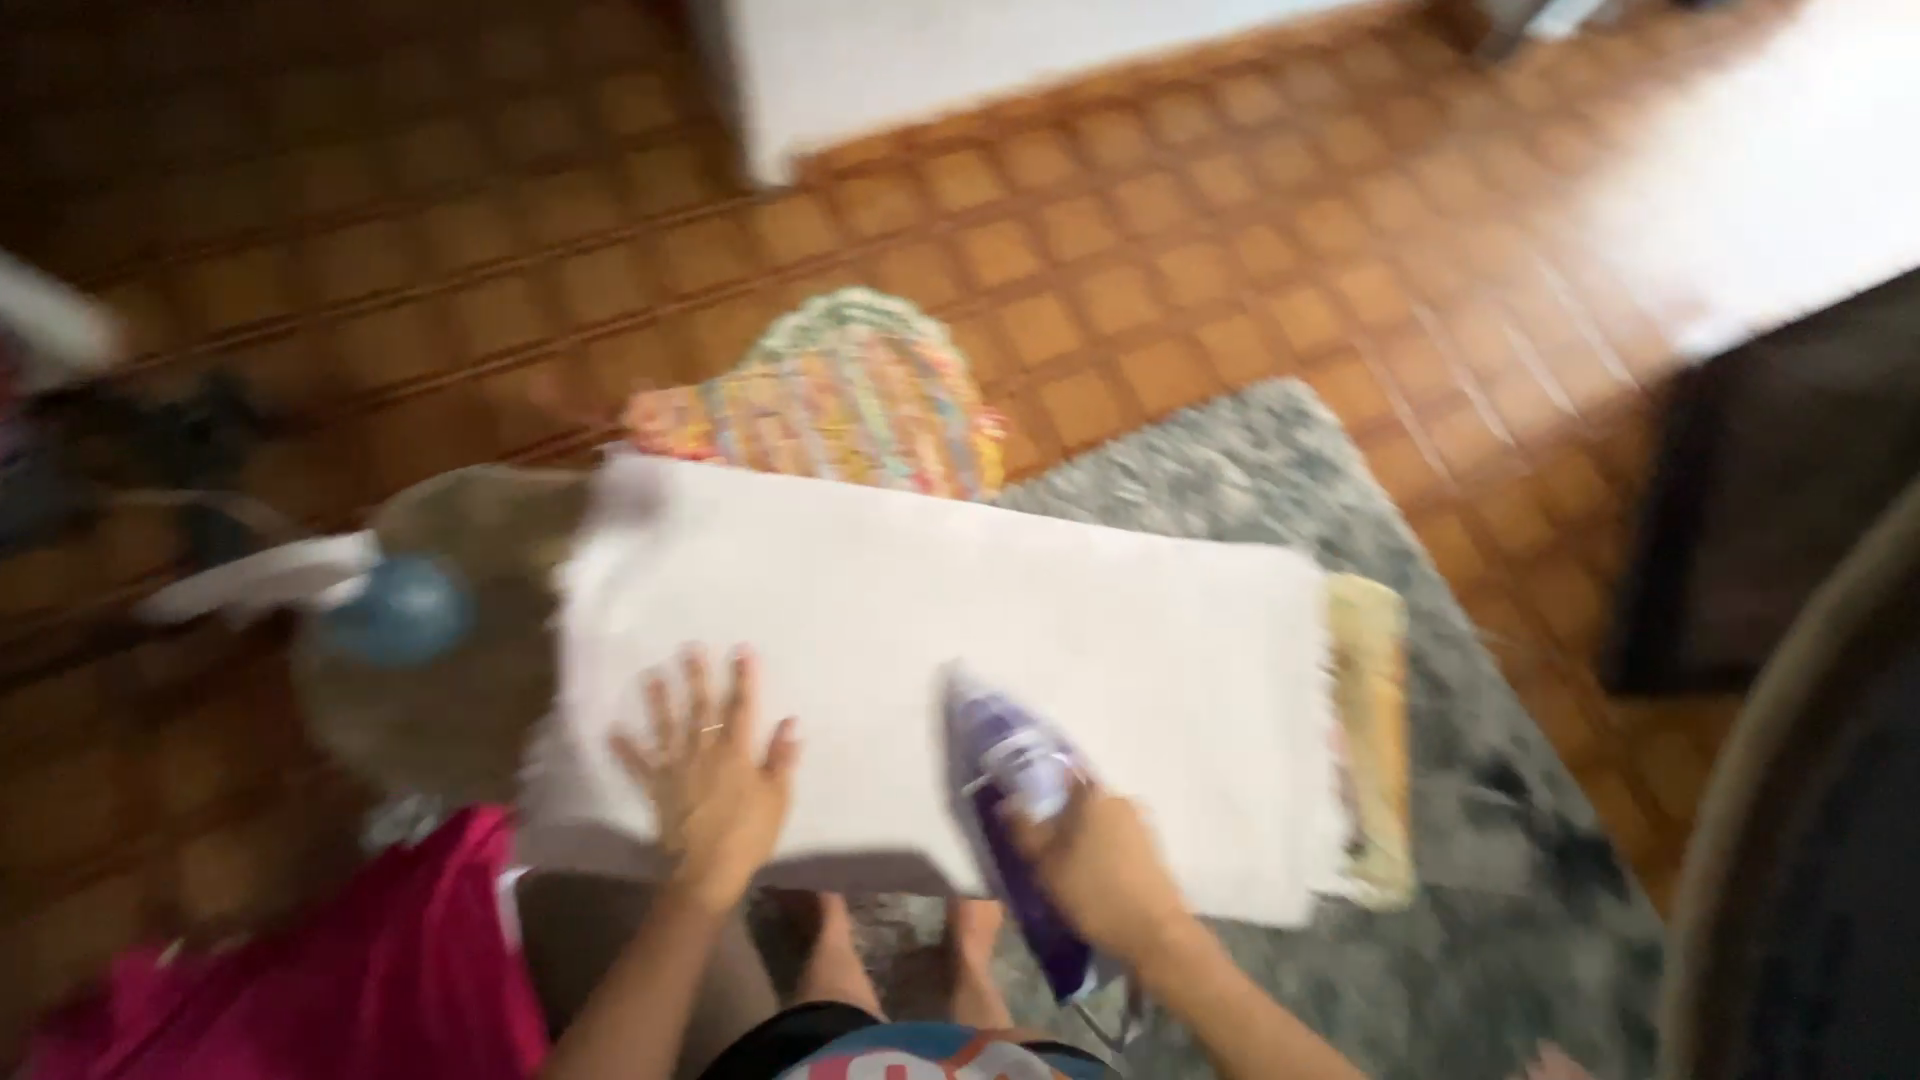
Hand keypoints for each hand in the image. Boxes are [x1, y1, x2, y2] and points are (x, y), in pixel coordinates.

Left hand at [611, 645, 799, 911]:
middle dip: (696, 677)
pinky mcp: (658, 791)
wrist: (706, 873)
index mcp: (737, 754)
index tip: (742, 651)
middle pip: (701, 709)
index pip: (742, 708)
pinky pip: (639, 767)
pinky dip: (625, 750)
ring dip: (659, 702)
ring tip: (650, 676)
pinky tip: (613, 732)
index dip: (743, 678)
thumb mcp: (778, 798)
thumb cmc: (749, 834)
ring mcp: (677, 771)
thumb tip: (790, 721)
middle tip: (688, 649)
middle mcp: (704, 754)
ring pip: (667, 729)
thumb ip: (782, 758)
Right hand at [1006, 777, 1198, 969]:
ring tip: (1067, 870)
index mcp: (1093, 793)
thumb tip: (1006, 803)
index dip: (1038, 790)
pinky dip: (1102, 850)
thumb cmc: (1094, 894)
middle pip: (1078, 799)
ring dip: (1082, 837)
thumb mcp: (1046, 866)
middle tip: (1043, 850)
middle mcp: (1120, 797)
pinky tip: (1094, 878)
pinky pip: (1117, 838)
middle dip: (1060, 819)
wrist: (1156, 935)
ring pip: (1098, 821)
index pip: (1059, 774)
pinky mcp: (1153, 846)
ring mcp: (1141, 821)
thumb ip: (1023, 830)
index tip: (1026, 814)